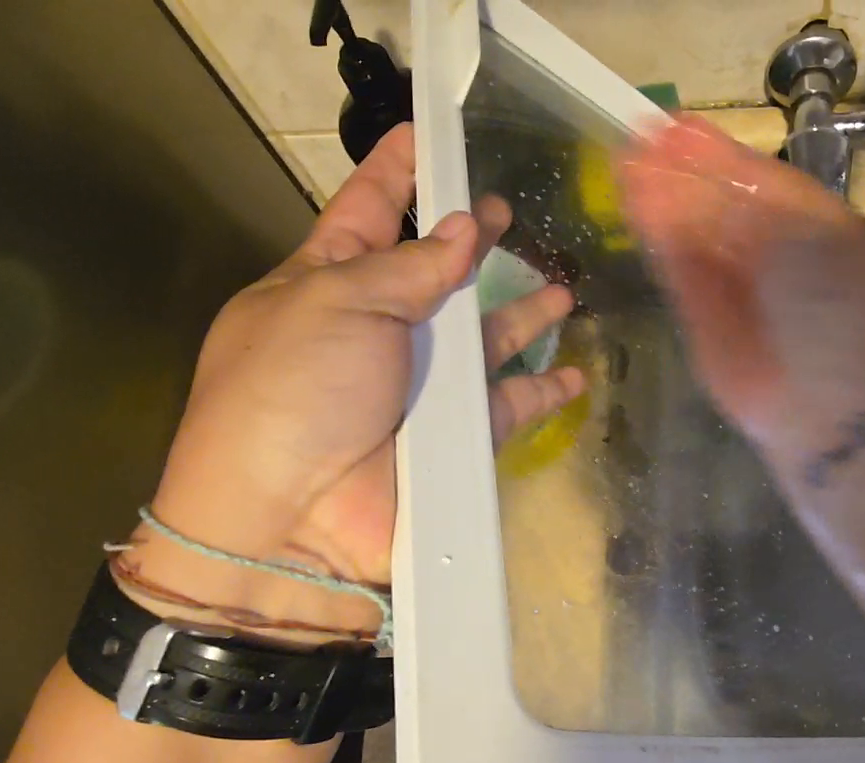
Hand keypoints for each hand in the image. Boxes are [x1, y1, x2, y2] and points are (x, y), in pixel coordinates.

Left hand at [125, 123, 585, 641]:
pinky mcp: (457, 442)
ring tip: (561, 289)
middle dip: (468, 242)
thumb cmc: (295, 394)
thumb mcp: (335, 305)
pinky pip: (509, 408)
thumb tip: (462, 230)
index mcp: (325, 285)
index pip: (365, 213)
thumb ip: (409, 268)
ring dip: (519, 314)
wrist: (293, 524)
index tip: (425, 135)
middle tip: (507, 210)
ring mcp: (420, 392)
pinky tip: (572, 375)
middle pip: (434, 276)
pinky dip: (541, 392)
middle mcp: (376, 334)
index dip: (394, 173)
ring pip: (482, 341)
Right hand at [615, 117, 864, 448]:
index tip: (676, 126)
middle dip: (682, 173)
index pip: (757, 178)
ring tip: (626, 162)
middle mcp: (773, 251)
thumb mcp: (804, 244)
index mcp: (812, 226)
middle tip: (641, 138)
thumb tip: (701, 176)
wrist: (823, 408)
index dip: (716, 153)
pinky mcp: (707, 321)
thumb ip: (749, 207)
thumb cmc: (833, 321)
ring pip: (694, 234)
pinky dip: (660, 238)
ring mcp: (737, 286)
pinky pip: (680, 270)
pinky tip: (636, 205)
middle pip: (720, 203)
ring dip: (662, 200)